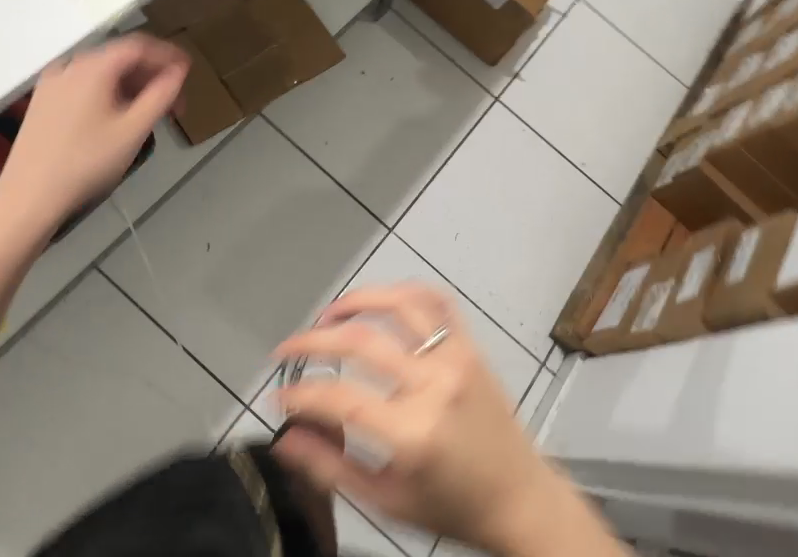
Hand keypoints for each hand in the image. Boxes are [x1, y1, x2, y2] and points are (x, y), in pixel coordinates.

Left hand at [0, 33, 188, 230]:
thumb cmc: (87, 162)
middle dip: (151, 75)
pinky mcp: (42, 102)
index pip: (138, 46)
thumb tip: (178, 71)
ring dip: (131, 86)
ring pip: (102, 73)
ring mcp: (52, 83)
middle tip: (174, 102)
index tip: (188, 71)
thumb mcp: (134, 130)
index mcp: (93, 67)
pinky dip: (108, 93)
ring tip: (149, 113)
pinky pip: (84, 85)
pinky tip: (117, 118)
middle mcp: (70, 66)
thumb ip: (162, 95)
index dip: (168, 54)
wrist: (28, 197)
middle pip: (119, 58)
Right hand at [269, 284, 585, 555]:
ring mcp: (457, 357)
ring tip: (328, 314)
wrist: (518, 496)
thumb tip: (285, 437)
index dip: (301, 393)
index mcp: (412, 431)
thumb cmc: (450, 506)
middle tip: (287, 348)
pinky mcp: (471, 346)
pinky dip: (406, 292)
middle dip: (313, 340)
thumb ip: (331, 467)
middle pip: (362, 341)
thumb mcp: (385, 500)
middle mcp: (435, 384)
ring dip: (358, 300)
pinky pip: (438, 302)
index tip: (279, 394)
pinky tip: (381, 301)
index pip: (340, 397)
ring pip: (401, 304)